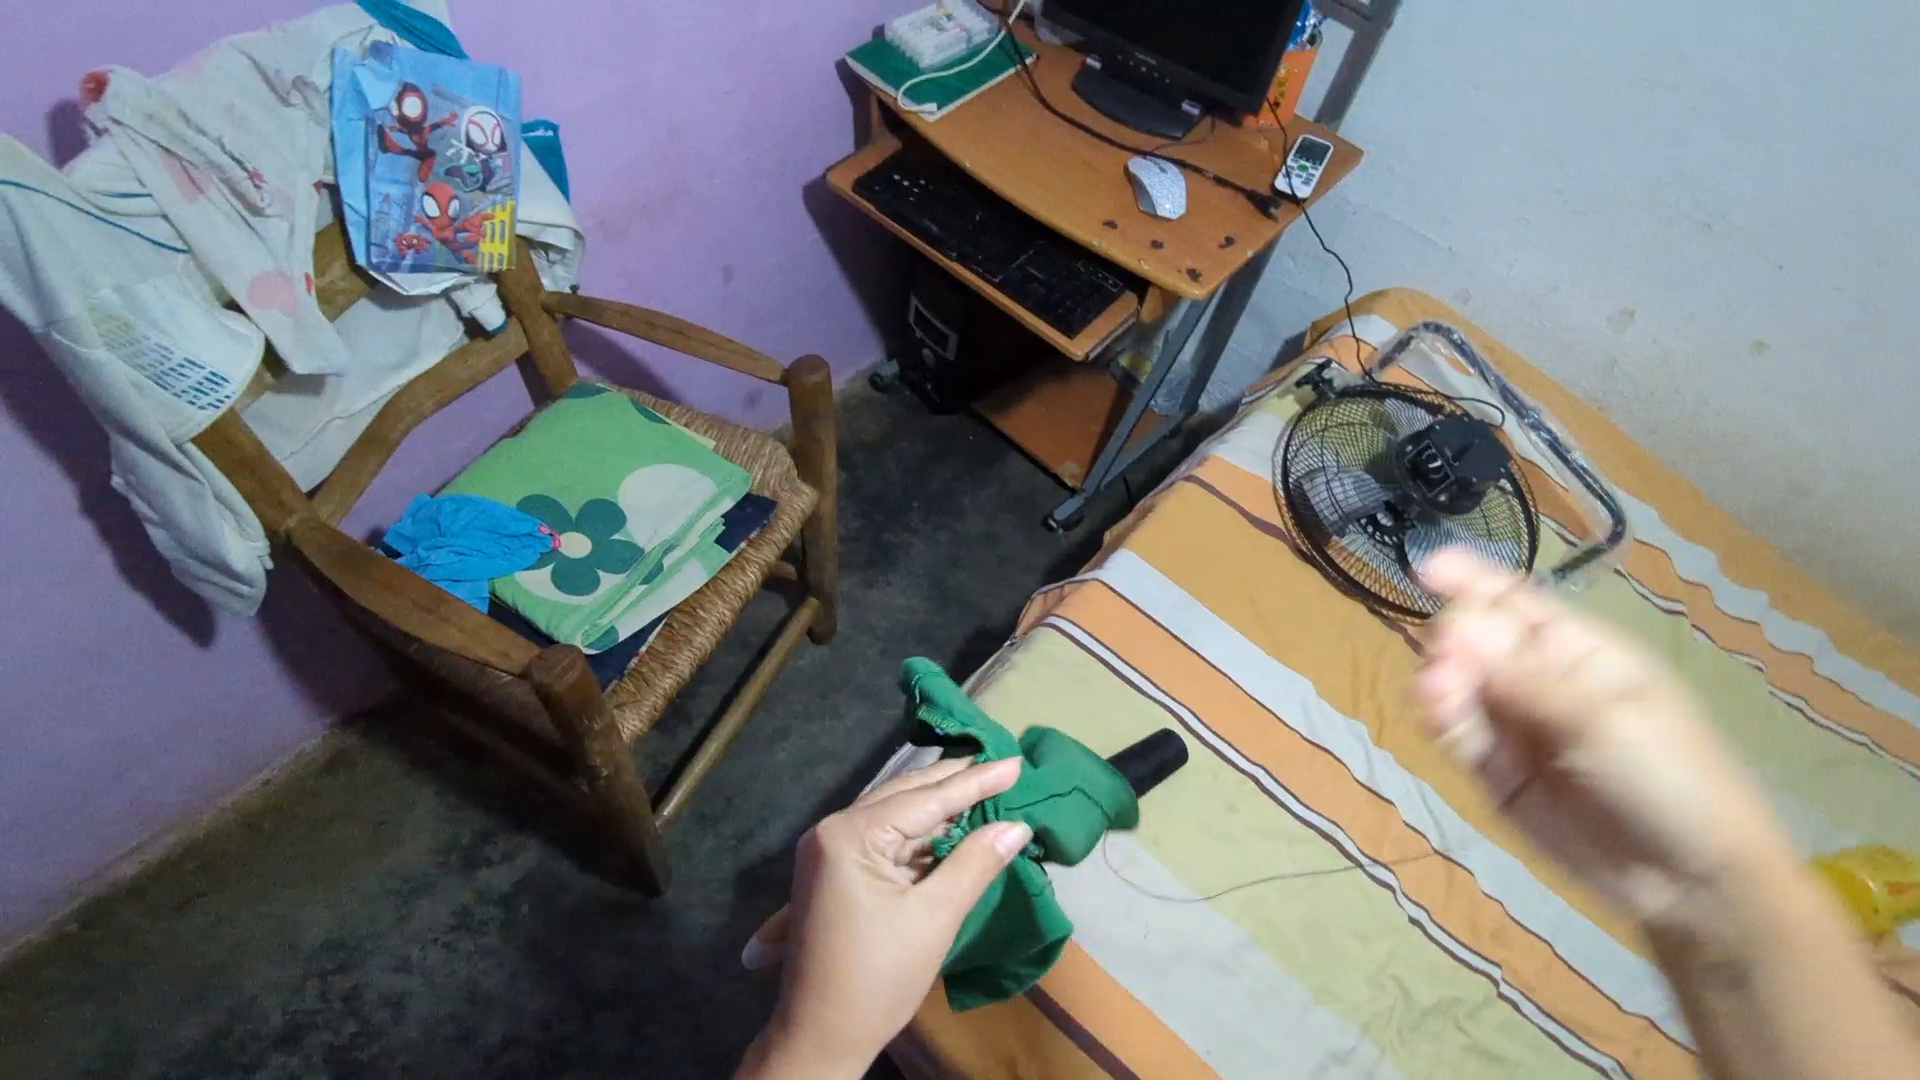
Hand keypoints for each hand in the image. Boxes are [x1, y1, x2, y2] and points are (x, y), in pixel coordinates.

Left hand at [738, 757, 1030, 1079]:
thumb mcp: (935, 918)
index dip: (975, 782)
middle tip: (1001, 766)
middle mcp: (832, 829)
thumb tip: (1018, 827)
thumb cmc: (878, 980)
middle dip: (955, 784)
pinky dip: (920, 834)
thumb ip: (975, 863)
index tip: (1015, 763)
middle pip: (905, 796)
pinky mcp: (836, 869)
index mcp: (849, 835)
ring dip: (939, 807)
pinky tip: (951, 826)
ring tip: (982, 787)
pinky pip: (885, 838)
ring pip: (895, 814)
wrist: (819, 1041)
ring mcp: (830, 849)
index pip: (924, 799)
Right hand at [1413, 549, 1793, 932]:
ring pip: (1452, 683)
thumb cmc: (1673, 781)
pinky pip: (1451, 729)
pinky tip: (1439, 718)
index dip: (1471, 579)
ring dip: (1439, 684)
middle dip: (1452, 642)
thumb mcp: (1606, 721)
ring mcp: (1509, 721)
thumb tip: (1453, 627)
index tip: (1425, 569)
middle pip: (1471, 638)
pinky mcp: (1489, 764)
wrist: (1689, 885)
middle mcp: (1534, 677)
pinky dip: (1438, 719)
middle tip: (1449, 664)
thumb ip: (1523, 678)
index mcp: (1577, 651)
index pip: (1513, 600)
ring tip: (1441, 699)